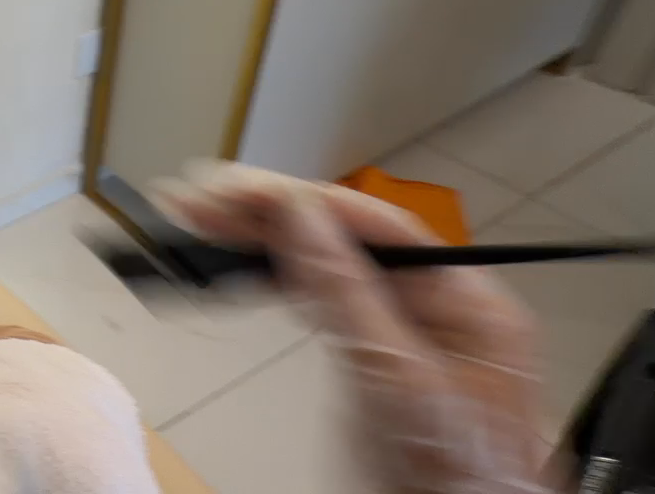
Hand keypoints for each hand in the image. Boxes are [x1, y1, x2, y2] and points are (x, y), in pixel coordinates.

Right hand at [156, 163, 550, 493]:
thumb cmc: (447, 474)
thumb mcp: (392, 374)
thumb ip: (345, 288)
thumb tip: (298, 210)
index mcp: (462, 300)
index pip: (368, 222)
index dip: (296, 198)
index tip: (232, 188)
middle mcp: (426, 298)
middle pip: (333, 231)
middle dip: (259, 212)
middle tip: (193, 200)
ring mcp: (390, 318)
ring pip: (310, 253)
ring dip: (249, 232)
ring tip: (192, 214)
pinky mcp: (358, 340)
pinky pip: (304, 285)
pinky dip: (260, 268)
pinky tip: (228, 255)